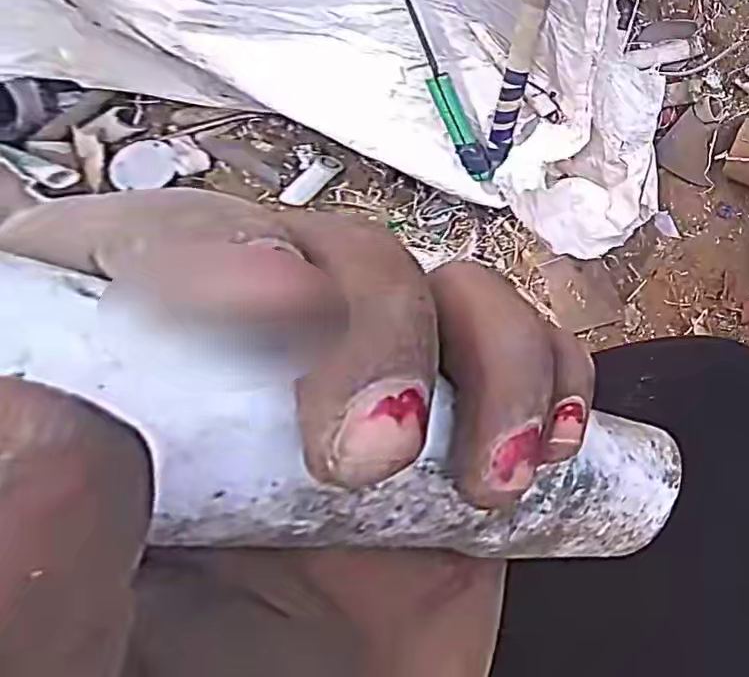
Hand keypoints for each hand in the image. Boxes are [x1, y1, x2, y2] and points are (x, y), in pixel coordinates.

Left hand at [0, 190, 594, 675]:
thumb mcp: (70, 665)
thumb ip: (33, 565)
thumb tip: (32, 413)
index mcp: (136, 393)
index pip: (143, 251)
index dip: (205, 245)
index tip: (263, 303)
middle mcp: (269, 366)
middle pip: (347, 258)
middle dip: (388, 333)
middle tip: (380, 452)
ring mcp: (393, 384)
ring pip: (467, 291)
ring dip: (507, 361)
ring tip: (496, 475)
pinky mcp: (481, 411)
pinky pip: (543, 346)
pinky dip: (564, 378)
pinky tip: (554, 446)